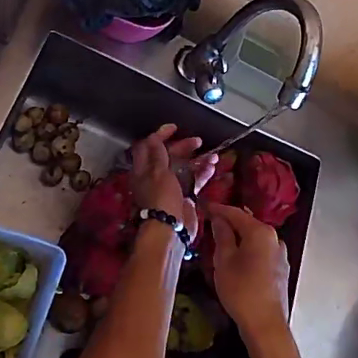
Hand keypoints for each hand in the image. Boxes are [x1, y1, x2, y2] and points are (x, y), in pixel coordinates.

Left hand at [129, 124, 216, 239]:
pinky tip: (213, 167)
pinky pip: (194, 180)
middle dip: (183, 147)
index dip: (160, 135)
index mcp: (143, 170)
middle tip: (198, 141)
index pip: (149, 147)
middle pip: (169, 156)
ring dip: (198, 160)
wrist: (170, 229)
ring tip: (213, 156)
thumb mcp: (158, 172)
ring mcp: (171, 187)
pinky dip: (203, 173)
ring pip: (184, 168)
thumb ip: (158, 153)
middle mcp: (155, 177)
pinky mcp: (184, 196)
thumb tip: (154, 137)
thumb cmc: (161, 198)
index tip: (175, 128)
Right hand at [205, 203, 290, 335]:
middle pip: (248, 223)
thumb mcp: (224, 261)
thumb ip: (222, 236)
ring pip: (255, 238)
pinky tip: (236, 256)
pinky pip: (261, 251)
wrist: (265, 324)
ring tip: (220, 238)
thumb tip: (219, 220)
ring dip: (239, 236)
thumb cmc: (241, 290)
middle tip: (209, 221)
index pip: (235, 212)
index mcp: (261, 232)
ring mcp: (280, 253)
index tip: (203, 204)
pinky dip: (247, 249)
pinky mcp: (280, 268)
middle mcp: (274, 238)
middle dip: (229, 221)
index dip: (217, 208)